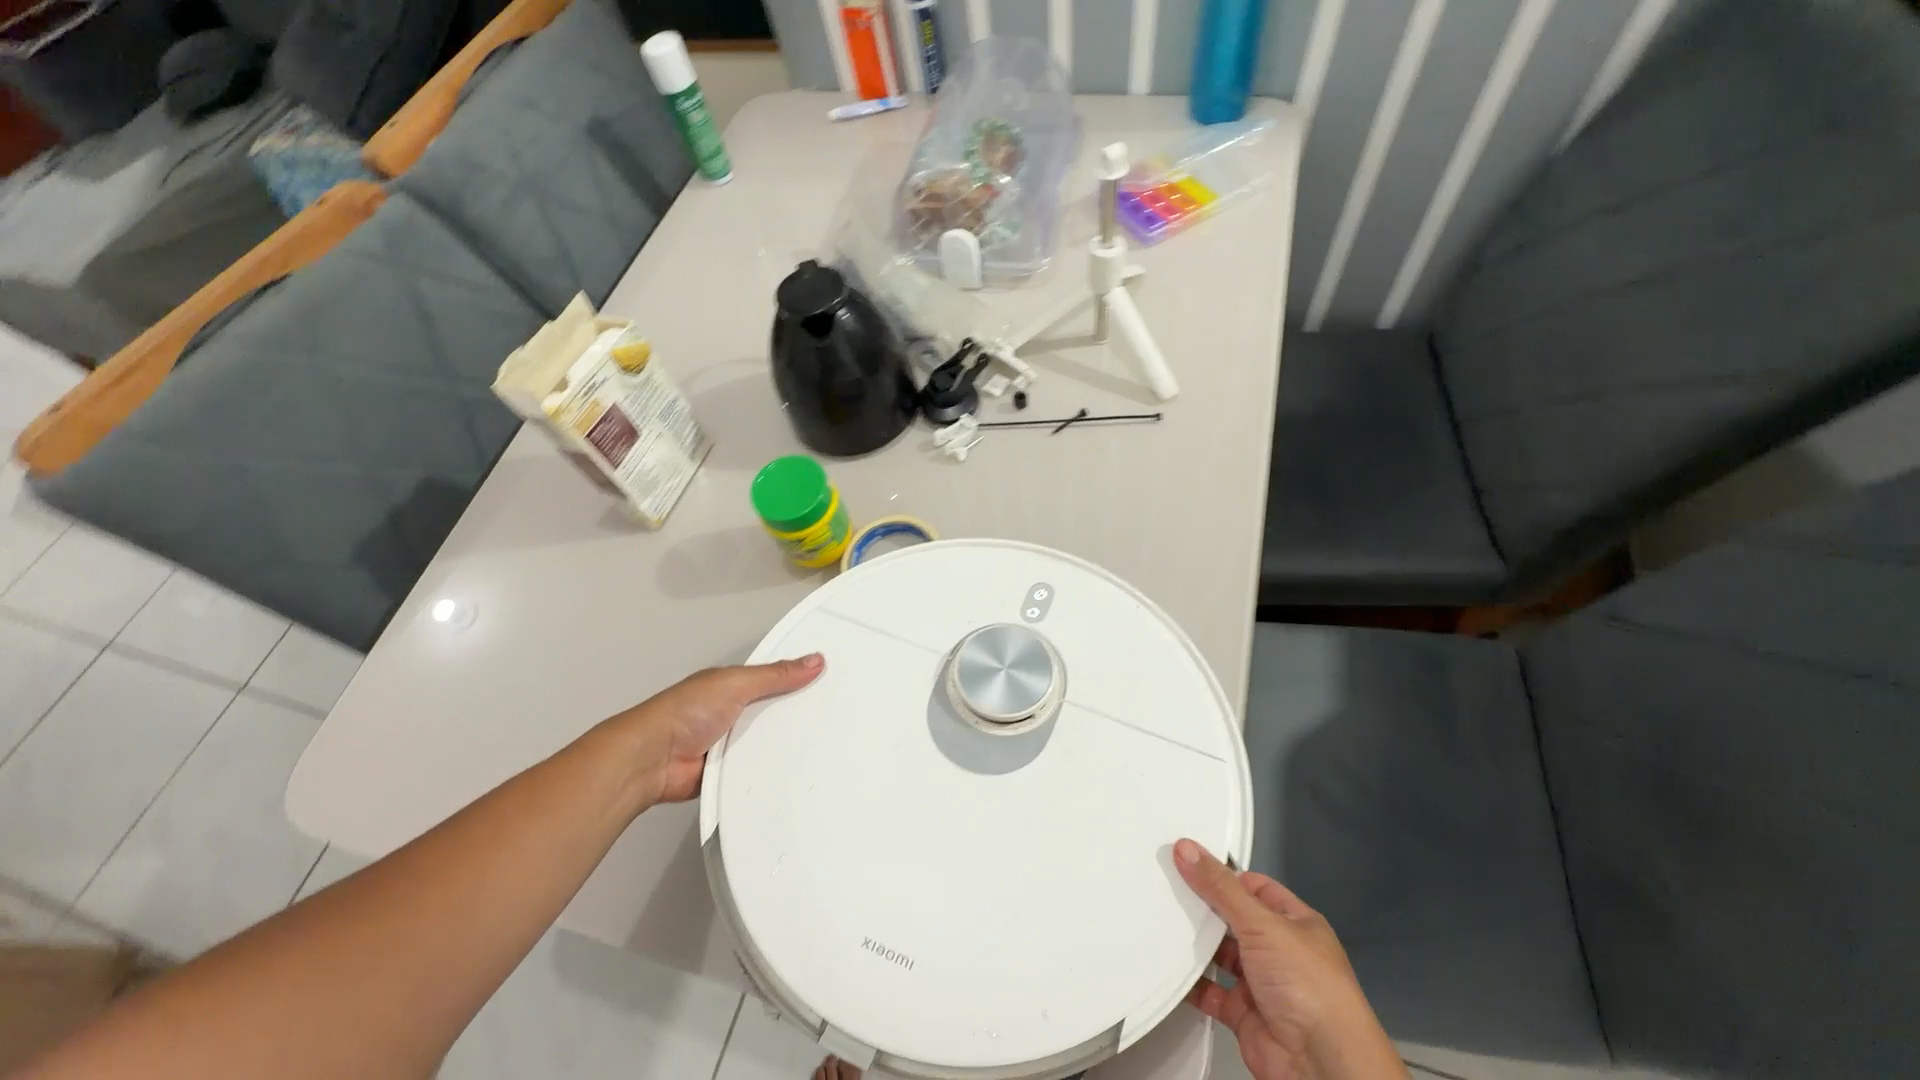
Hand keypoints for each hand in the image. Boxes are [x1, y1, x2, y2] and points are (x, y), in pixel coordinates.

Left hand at [603, 654, 824, 805]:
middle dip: (797, 715)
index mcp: (733, 685)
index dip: (800, 679)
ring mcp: (731, 744)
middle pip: (776, 713)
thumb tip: (814, 660)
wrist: (652, 760)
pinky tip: (794, 772)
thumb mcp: (735, 683)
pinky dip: (770, 770)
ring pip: (770, 743)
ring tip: (823, 747)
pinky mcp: (730, 772)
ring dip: (784, 746)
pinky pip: (759, 770)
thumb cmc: (684, 712)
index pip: (774, 679)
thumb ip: (775, 675)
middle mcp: (734, 713)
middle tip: (835, 718)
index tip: (831, 682)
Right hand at [1175, 839, 1405, 1079]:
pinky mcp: (1244, 1013)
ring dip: (1197, 946)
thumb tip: (1188, 849)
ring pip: (1222, 956)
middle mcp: (1280, 951)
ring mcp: (1262, 984)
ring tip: (1164, 924)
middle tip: (1169, 890)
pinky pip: (1211, 993)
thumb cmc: (1308, 985)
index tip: (1188, 864)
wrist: (1319, 1062)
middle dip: (1206, 910)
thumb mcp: (1262, 923)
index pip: (1254, 888)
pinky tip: (1171, 970)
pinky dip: (1192, 984)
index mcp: (1295, 923)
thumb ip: (1221, 888)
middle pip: (1234, 920)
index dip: (1224, 876)